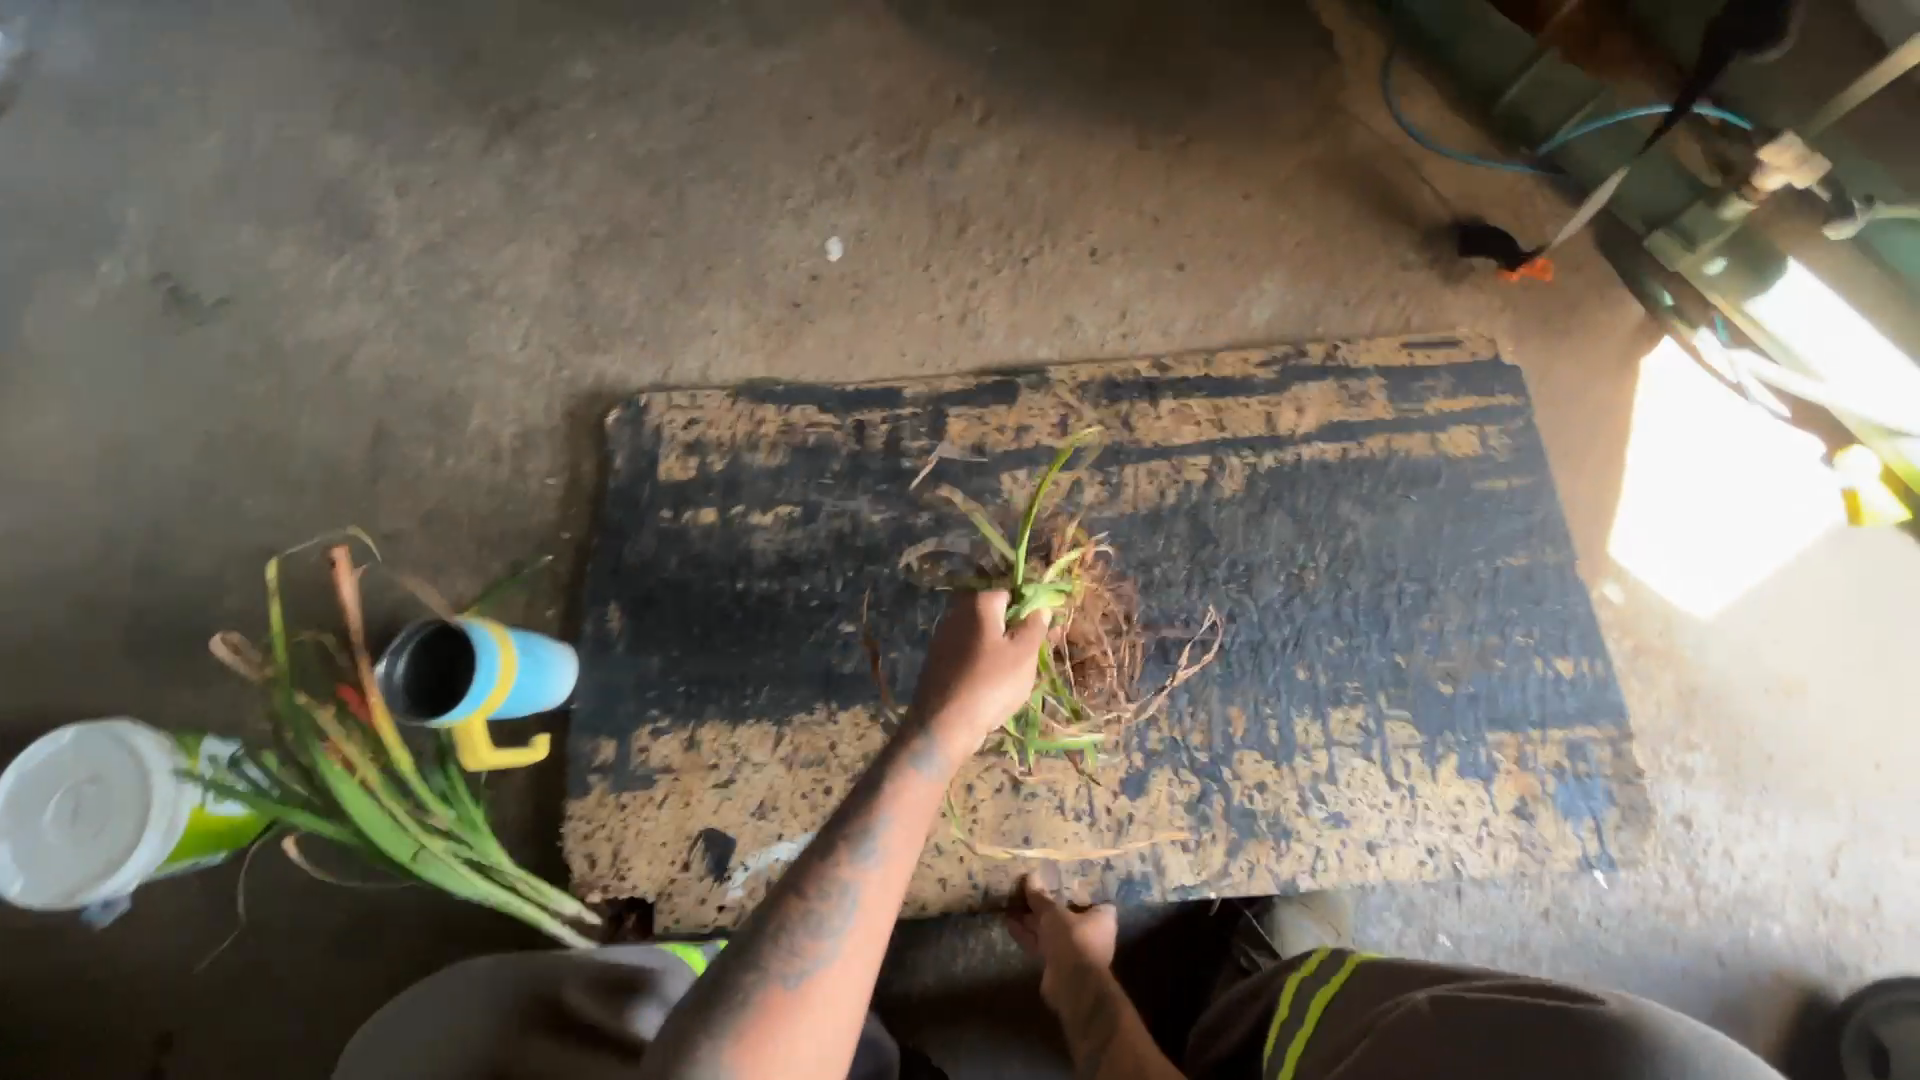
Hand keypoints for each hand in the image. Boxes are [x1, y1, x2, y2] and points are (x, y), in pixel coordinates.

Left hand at [910, 590, 1048, 750]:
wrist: (945, 723)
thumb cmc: (992, 683)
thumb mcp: (1024, 654)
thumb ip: (1035, 627)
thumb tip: (1041, 608)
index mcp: (979, 603)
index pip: (1011, 595)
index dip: (1029, 612)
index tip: (1041, 635)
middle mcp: (956, 612)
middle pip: (994, 616)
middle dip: (1012, 632)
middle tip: (1029, 658)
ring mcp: (942, 636)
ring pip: (980, 637)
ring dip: (997, 650)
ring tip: (1011, 676)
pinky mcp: (936, 659)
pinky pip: (966, 654)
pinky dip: (979, 663)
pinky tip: (988, 685)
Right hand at [1004, 875, 1118, 1011]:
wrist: (1072, 985)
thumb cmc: (1073, 939)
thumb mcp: (1054, 913)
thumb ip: (1041, 897)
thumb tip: (1031, 876)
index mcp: (1101, 918)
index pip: (1092, 899)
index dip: (1075, 890)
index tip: (1059, 880)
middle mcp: (1091, 934)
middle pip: (1066, 915)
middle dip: (1046, 906)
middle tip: (1028, 891)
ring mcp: (1074, 950)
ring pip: (1051, 931)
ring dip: (1033, 920)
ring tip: (1013, 904)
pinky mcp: (1058, 964)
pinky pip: (1042, 945)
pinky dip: (1027, 935)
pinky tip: (1009, 924)